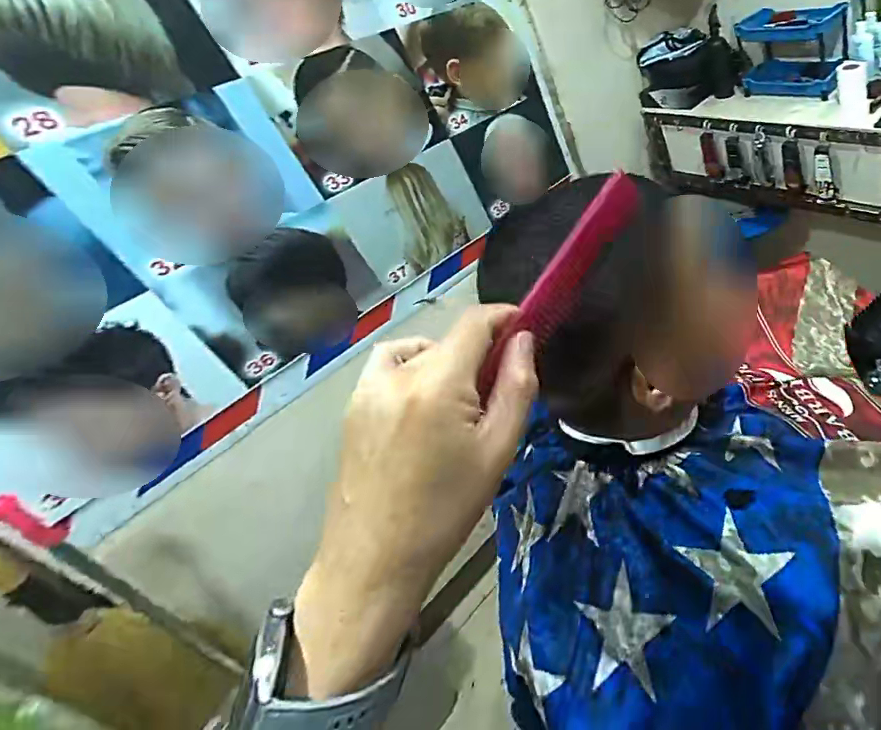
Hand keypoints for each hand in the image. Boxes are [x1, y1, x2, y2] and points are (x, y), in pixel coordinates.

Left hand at [290, 305, 536, 698]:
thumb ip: (517, 385)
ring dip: (448, 357)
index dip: (506, 317)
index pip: (476, 322)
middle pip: (451, 337)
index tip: (527, 330)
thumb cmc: (446, 509)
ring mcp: (367, 389)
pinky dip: (413, 365)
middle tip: (500, 390)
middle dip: (483, 350)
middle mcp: (398, 375)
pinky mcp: (352, 407)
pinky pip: (390, 364)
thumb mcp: (499, 449)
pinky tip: (424, 401)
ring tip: (460, 398)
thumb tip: (524, 339)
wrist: (372, 564)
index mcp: (437, 383)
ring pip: (421, 348)